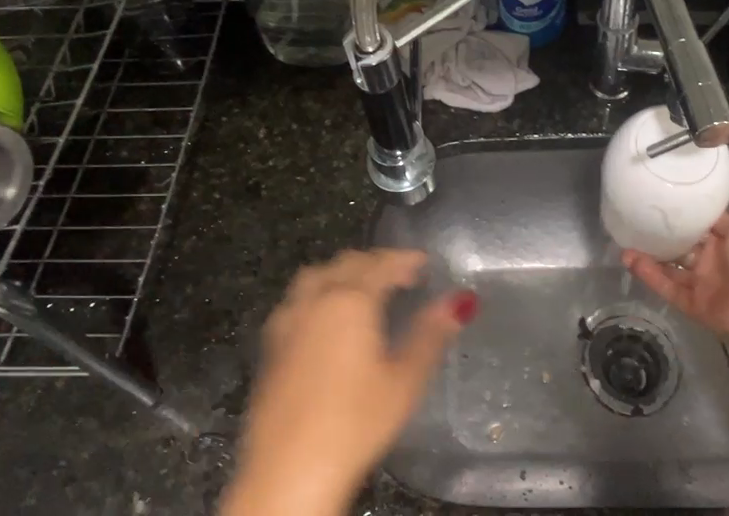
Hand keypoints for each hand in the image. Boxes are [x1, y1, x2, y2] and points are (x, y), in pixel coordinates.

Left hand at [223, 249, 476, 515]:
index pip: (381, 264)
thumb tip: (459, 301)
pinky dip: (317, 295)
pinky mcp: (269, 346)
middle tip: (400, 277)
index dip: (404, 259)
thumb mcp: (404, 382)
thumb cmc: (355, 424)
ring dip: (341, 273)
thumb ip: (430, 335)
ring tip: (362, 290)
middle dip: (374, 263)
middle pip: (345, 263)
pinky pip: (296, 301)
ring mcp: (286, 321)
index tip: (423, 263)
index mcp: (350, 300)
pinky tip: (325, 320)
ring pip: (315, 277)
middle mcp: (314, 300)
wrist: (288, 469)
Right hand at [623, 212, 728, 350]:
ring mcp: (703, 283)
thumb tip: (699, 210)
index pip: (700, 225)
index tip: (658, 202)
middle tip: (635, 221)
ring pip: (670, 268)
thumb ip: (720, 218)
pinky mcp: (693, 305)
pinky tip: (630, 260)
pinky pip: (668, 288)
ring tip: (624, 241)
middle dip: (660, 236)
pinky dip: (650, 275)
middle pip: (681, 245)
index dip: (681, 215)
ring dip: (649, 256)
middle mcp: (714, 260)